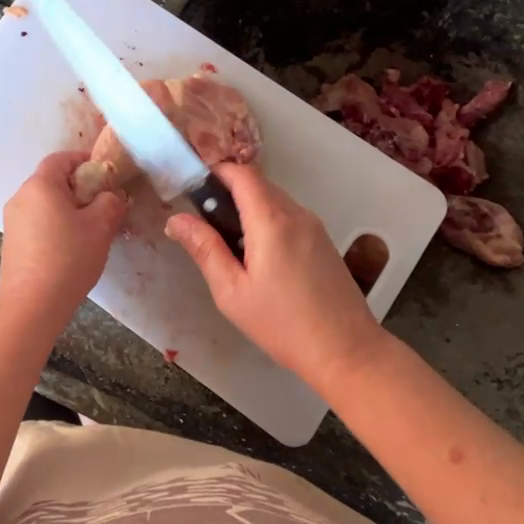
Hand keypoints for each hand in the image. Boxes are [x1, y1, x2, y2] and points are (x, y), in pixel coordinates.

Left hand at [0, 151, 127, 319]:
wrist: (32, 305)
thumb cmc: (68, 258)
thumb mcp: (100, 227)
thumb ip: (110, 202)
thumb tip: (112, 196)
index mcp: (39, 185)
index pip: (61, 158)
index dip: (84, 161)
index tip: (106, 175)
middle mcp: (20, 197)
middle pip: (52, 180)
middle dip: (79, 188)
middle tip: (103, 204)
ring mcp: (12, 220)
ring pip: (44, 203)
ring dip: (67, 208)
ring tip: (91, 228)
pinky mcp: (12, 242)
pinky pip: (36, 222)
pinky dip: (55, 224)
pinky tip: (71, 246)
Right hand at [166, 163, 386, 384]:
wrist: (348, 352)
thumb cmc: (283, 325)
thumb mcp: (232, 292)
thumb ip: (204, 249)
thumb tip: (176, 219)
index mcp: (271, 221)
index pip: (242, 173)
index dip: (216, 171)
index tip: (193, 188)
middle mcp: (296, 214)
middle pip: (257, 184)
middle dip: (228, 193)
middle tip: (204, 224)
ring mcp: (314, 226)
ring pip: (274, 200)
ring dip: (248, 208)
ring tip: (229, 245)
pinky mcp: (323, 241)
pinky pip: (288, 216)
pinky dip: (267, 221)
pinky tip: (258, 257)